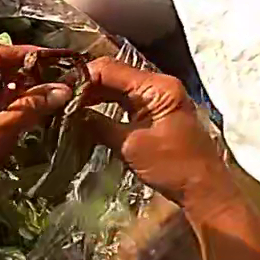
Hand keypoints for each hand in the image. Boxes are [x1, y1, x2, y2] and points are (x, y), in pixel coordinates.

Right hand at [71, 58, 238, 215]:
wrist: (203, 190)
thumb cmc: (171, 166)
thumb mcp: (129, 144)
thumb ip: (97, 124)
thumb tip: (69, 113)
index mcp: (157, 87)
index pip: (109, 69)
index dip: (81, 78)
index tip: (57, 91)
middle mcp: (157, 85)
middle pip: (112, 73)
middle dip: (83, 84)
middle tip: (57, 98)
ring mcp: (156, 96)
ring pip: (114, 85)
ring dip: (90, 93)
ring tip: (65, 104)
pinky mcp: (152, 109)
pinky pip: (121, 98)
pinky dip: (102, 102)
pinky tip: (83, 110)